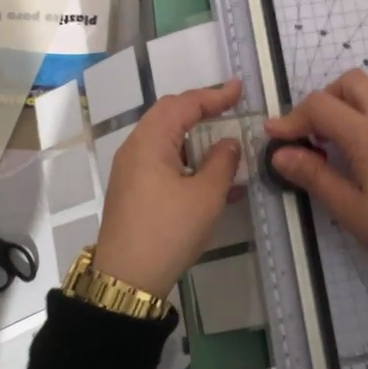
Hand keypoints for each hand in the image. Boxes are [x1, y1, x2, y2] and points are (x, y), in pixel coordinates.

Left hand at [93, 79, 243, 293]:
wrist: (127, 279)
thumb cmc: (168, 231)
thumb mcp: (205, 196)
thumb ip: (222, 162)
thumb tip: (228, 143)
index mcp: (150, 141)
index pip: (184, 104)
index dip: (214, 95)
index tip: (240, 89)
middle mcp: (136, 148)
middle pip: (170, 116)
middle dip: (201, 110)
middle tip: (230, 107)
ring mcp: (131, 170)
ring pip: (167, 141)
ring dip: (197, 139)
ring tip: (227, 144)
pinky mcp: (133, 191)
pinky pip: (164, 163)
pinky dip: (188, 162)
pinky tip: (215, 180)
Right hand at [266, 70, 367, 268]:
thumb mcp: (346, 208)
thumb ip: (313, 175)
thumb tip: (281, 154)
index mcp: (366, 135)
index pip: (320, 106)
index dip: (292, 118)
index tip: (276, 137)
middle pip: (352, 81)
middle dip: (327, 99)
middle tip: (317, 132)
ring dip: (363, 97)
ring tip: (352, 126)